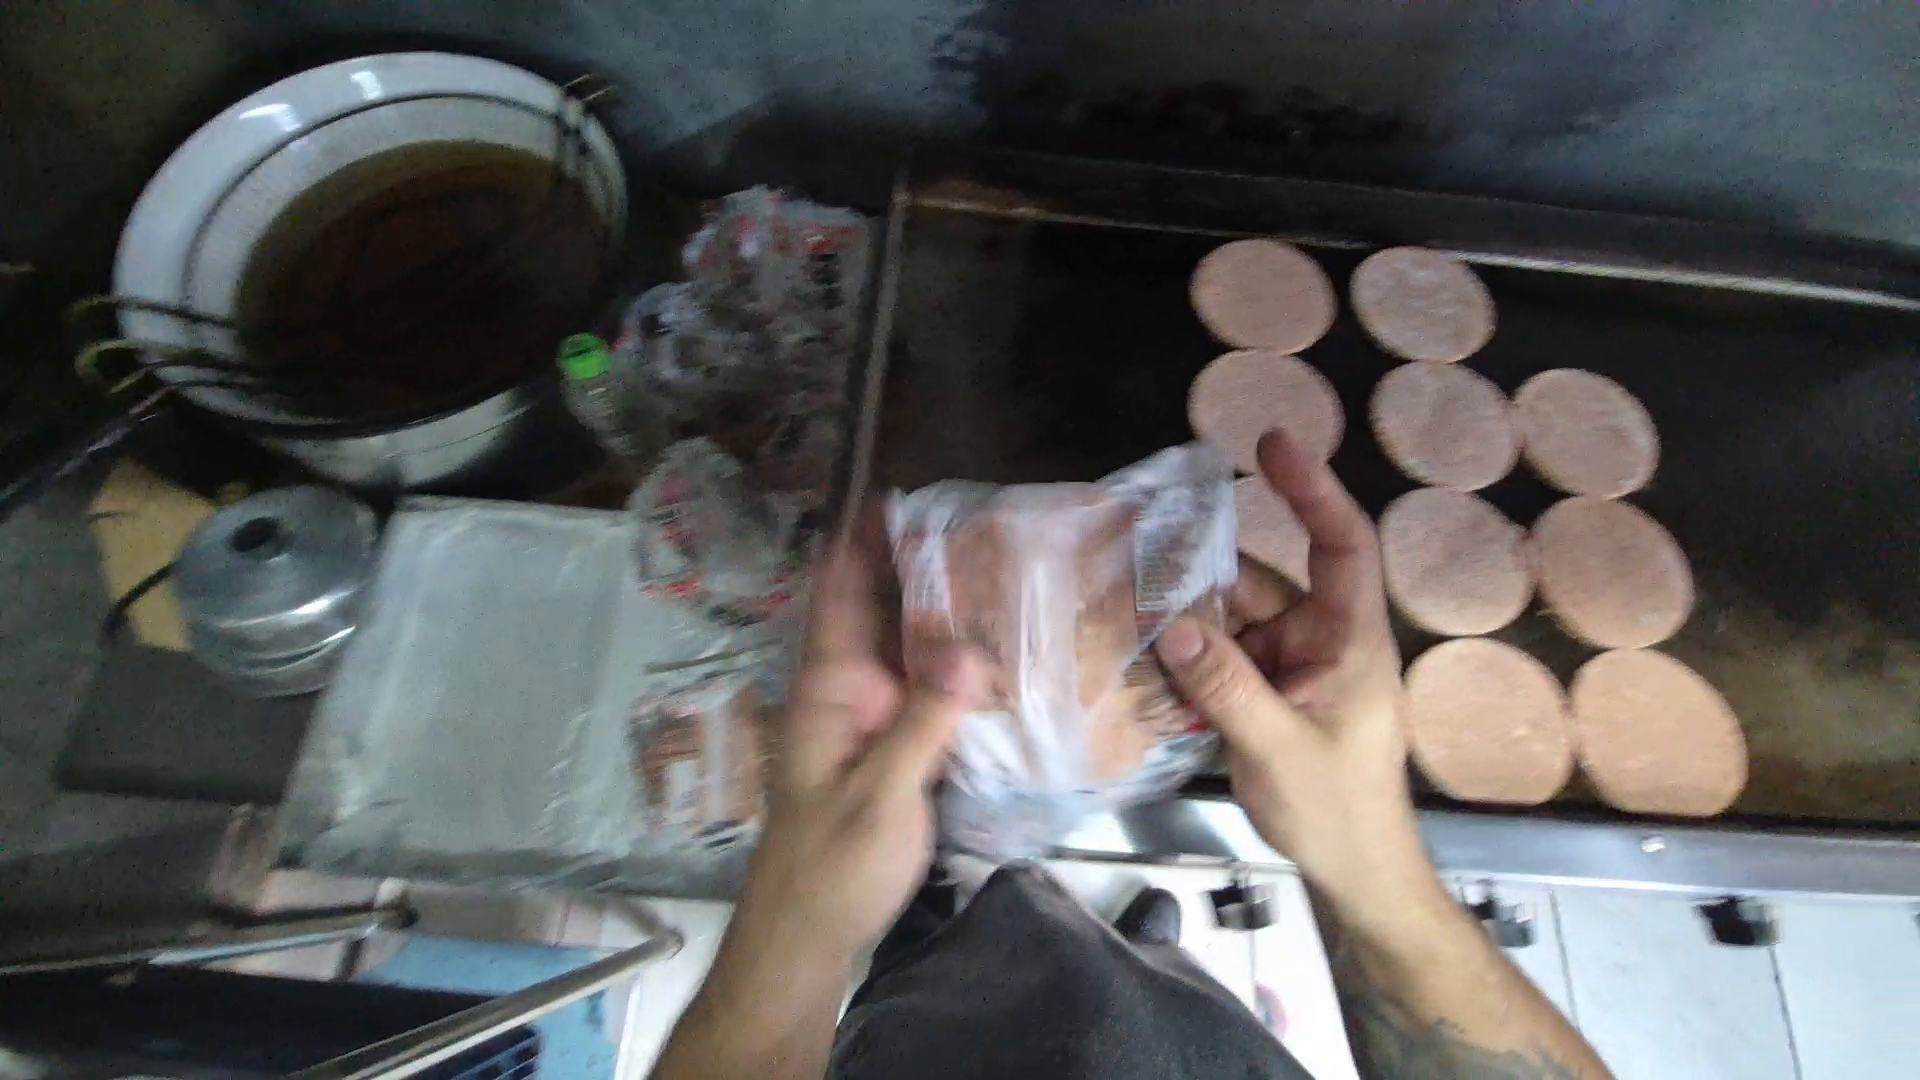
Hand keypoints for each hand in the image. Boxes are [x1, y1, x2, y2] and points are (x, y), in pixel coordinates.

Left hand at [735, 546, 990, 964]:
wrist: (807, 934)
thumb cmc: (831, 864)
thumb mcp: (881, 794)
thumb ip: (923, 722)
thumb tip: (967, 649)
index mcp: (829, 691)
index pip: (836, 601)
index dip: (852, 549)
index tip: (879, 499)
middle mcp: (845, 694)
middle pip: (871, 616)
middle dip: (901, 569)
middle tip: (953, 523)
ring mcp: (865, 721)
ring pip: (896, 651)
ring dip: (924, 610)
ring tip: (973, 567)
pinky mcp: (885, 747)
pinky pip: (916, 689)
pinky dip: (941, 662)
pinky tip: (975, 648)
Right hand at [1155, 431, 1434, 913]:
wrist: (1351, 867)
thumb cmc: (1337, 808)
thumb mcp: (1281, 748)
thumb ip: (1228, 688)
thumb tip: (1170, 627)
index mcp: (1348, 638)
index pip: (1342, 545)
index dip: (1313, 490)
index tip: (1272, 445)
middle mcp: (1317, 637)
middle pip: (1260, 581)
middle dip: (1203, 571)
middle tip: (1140, 553)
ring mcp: (1286, 662)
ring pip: (1229, 617)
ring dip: (1185, 615)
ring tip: (1127, 605)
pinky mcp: (1261, 687)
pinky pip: (1217, 652)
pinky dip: (1184, 650)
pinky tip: (1144, 650)